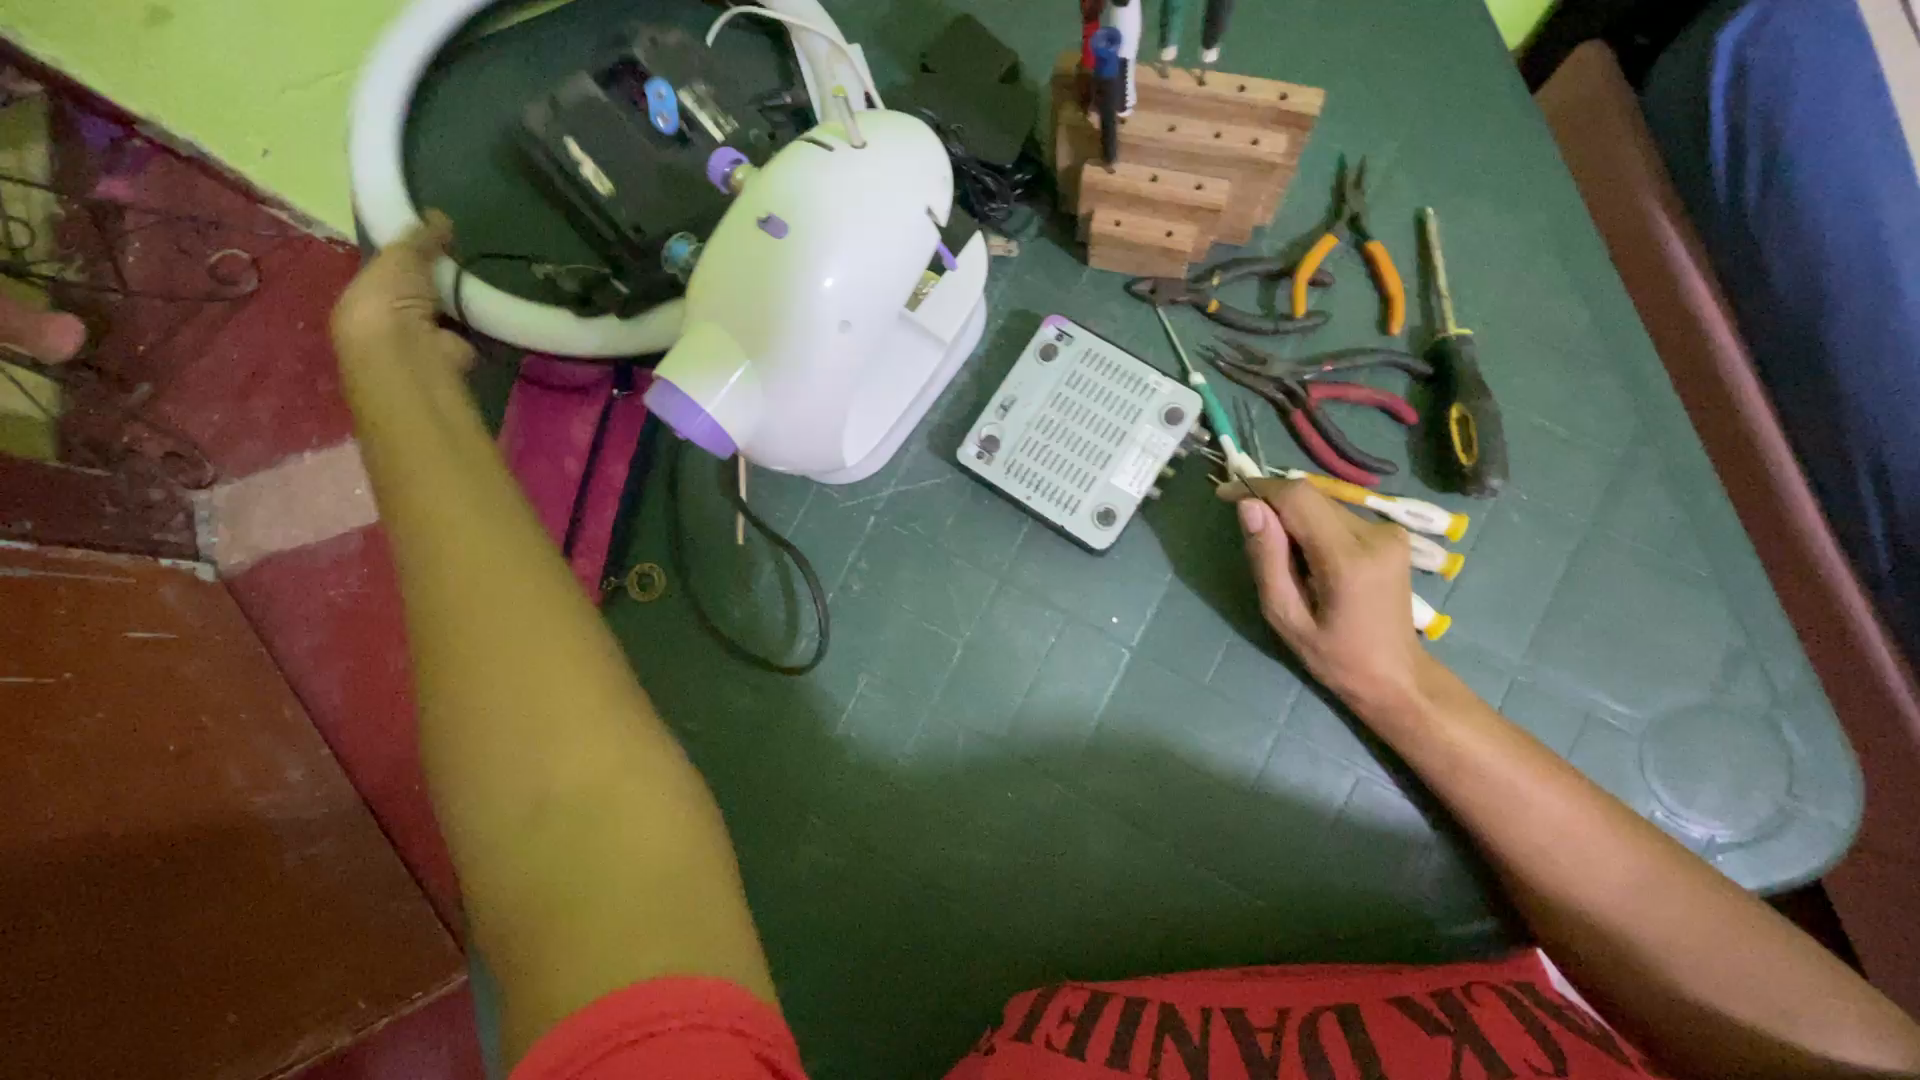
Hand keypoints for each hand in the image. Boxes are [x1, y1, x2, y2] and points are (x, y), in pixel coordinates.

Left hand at [330, 210, 474, 375]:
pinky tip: (497, 303)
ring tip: (486, 276)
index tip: (436, 241)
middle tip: (464, 257)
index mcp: (366, 296)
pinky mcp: (455, 355)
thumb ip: (419, 237)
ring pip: (447, 313)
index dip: (411, 256)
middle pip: (421, 293)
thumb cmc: (390, 299)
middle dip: (440, 279)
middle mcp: (392, 322)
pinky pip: (472, 331)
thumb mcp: (400, 255)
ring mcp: (424, 341)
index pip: (389, 272)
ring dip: (462, 300)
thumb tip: (438, 215)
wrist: (412, 350)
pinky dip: (483, 320)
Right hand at [1218, 477, 1432, 719]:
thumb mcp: (1286, 616)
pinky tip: (1307, 557)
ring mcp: (1388, 531)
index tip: (1225, 494)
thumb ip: (1267, 558)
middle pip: (1310, 496)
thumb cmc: (1335, 656)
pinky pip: (1337, 514)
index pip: (1298, 498)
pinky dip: (1312, 525)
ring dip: (1292, 517)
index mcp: (1348, 558)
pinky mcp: (1391, 533)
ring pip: (1323, 503)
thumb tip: (1248, 506)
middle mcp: (1374, 534)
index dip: (1258, 489)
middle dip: (1272, 505)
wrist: (1396, 675)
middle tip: (1249, 533)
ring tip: (1281, 556)